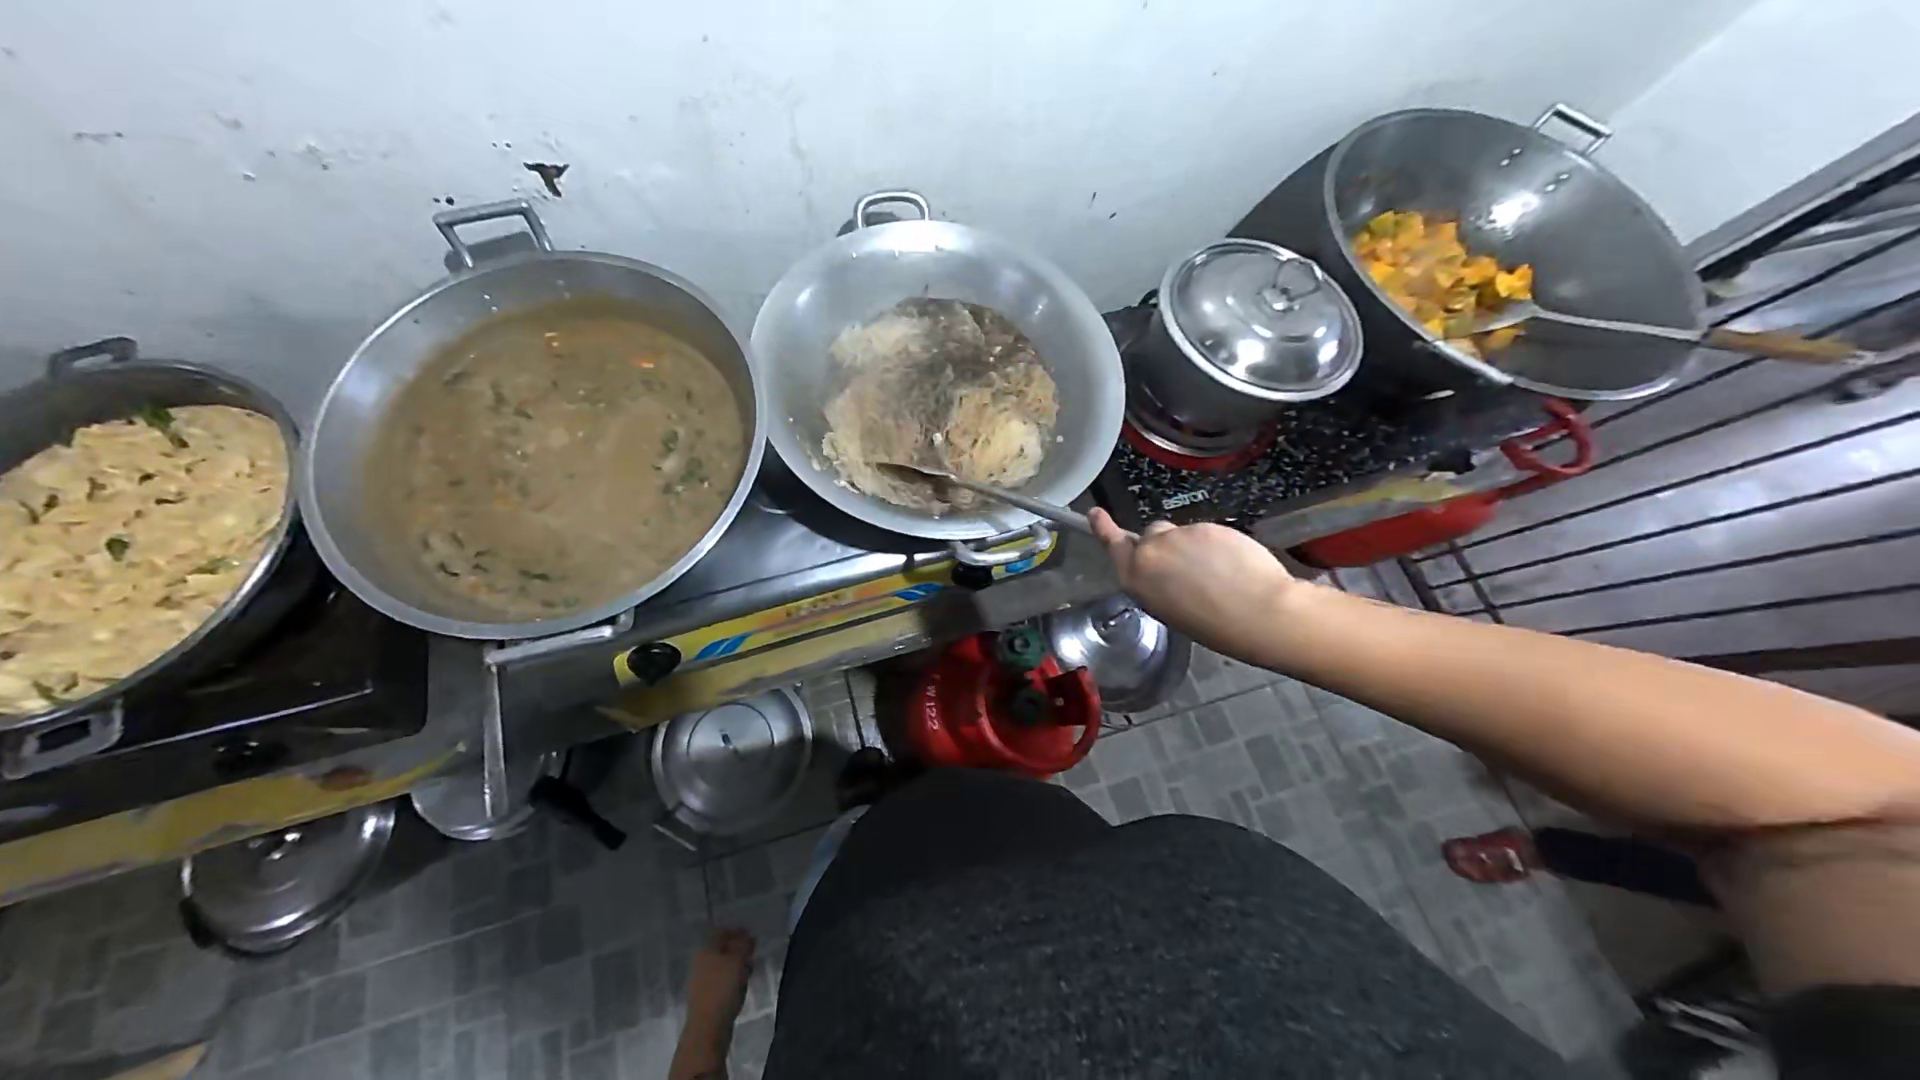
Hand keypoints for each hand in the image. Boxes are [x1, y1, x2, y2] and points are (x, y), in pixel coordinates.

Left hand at [670, 927, 755, 1079]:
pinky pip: (720, 981)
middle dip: (737, 949)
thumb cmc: (723, 988)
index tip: (751, 936)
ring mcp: (700, 982)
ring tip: (749, 971)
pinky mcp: (704, 998)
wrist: (707, 1027)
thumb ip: (744, 945)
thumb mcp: (738, 960)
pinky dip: (731, 980)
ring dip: (735, 965)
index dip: (736, 931)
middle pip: (720, 949)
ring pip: (721, 966)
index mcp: (705, 950)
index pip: (720, 932)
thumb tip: (747, 936)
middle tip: (752, 954)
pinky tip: (740, 986)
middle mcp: (699, 963)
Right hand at [1087, 508, 1297, 653]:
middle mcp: (1150, 553)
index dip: (1104, 527)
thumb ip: (1155, 582)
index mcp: (1136, 580)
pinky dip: (1216, 544)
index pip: (1113, 545)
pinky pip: (1206, 532)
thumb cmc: (1214, 625)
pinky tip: (1232, 564)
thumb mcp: (1169, 609)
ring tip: (1217, 572)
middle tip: (1189, 569)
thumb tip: (1165, 569)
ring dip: (1191, 545)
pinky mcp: (1206, 526)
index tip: (1096, 512)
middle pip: (1150, 535)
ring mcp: (1178, 536)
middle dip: (1164, 545)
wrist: (1257, 612)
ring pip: (1180, 533)